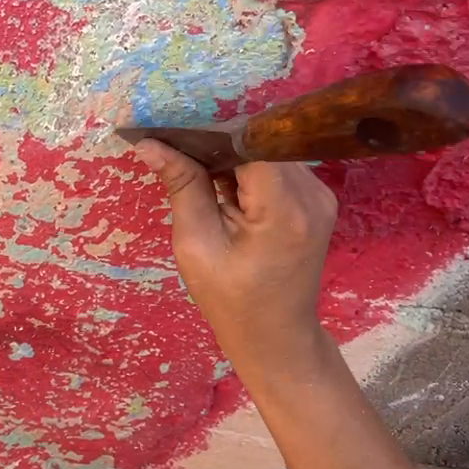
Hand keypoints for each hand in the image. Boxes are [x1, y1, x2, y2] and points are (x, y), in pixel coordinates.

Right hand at [134, 141, 338, 365]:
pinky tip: (221, 184)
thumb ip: (181, 185)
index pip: (251, 142)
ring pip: (266, 149)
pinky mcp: (315, 199)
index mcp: (283, 209)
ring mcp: (319, 195)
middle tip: (176, 147)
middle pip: (259, 142)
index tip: (174, 130)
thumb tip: (149, 143)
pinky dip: (246, 167)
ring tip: (195, 167)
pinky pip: (275, 164)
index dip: (212, 131)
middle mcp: (311, 194)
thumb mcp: (195, 244)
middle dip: (216, 141)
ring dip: (230, 154)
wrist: (277, 338)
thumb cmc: (230, 300)